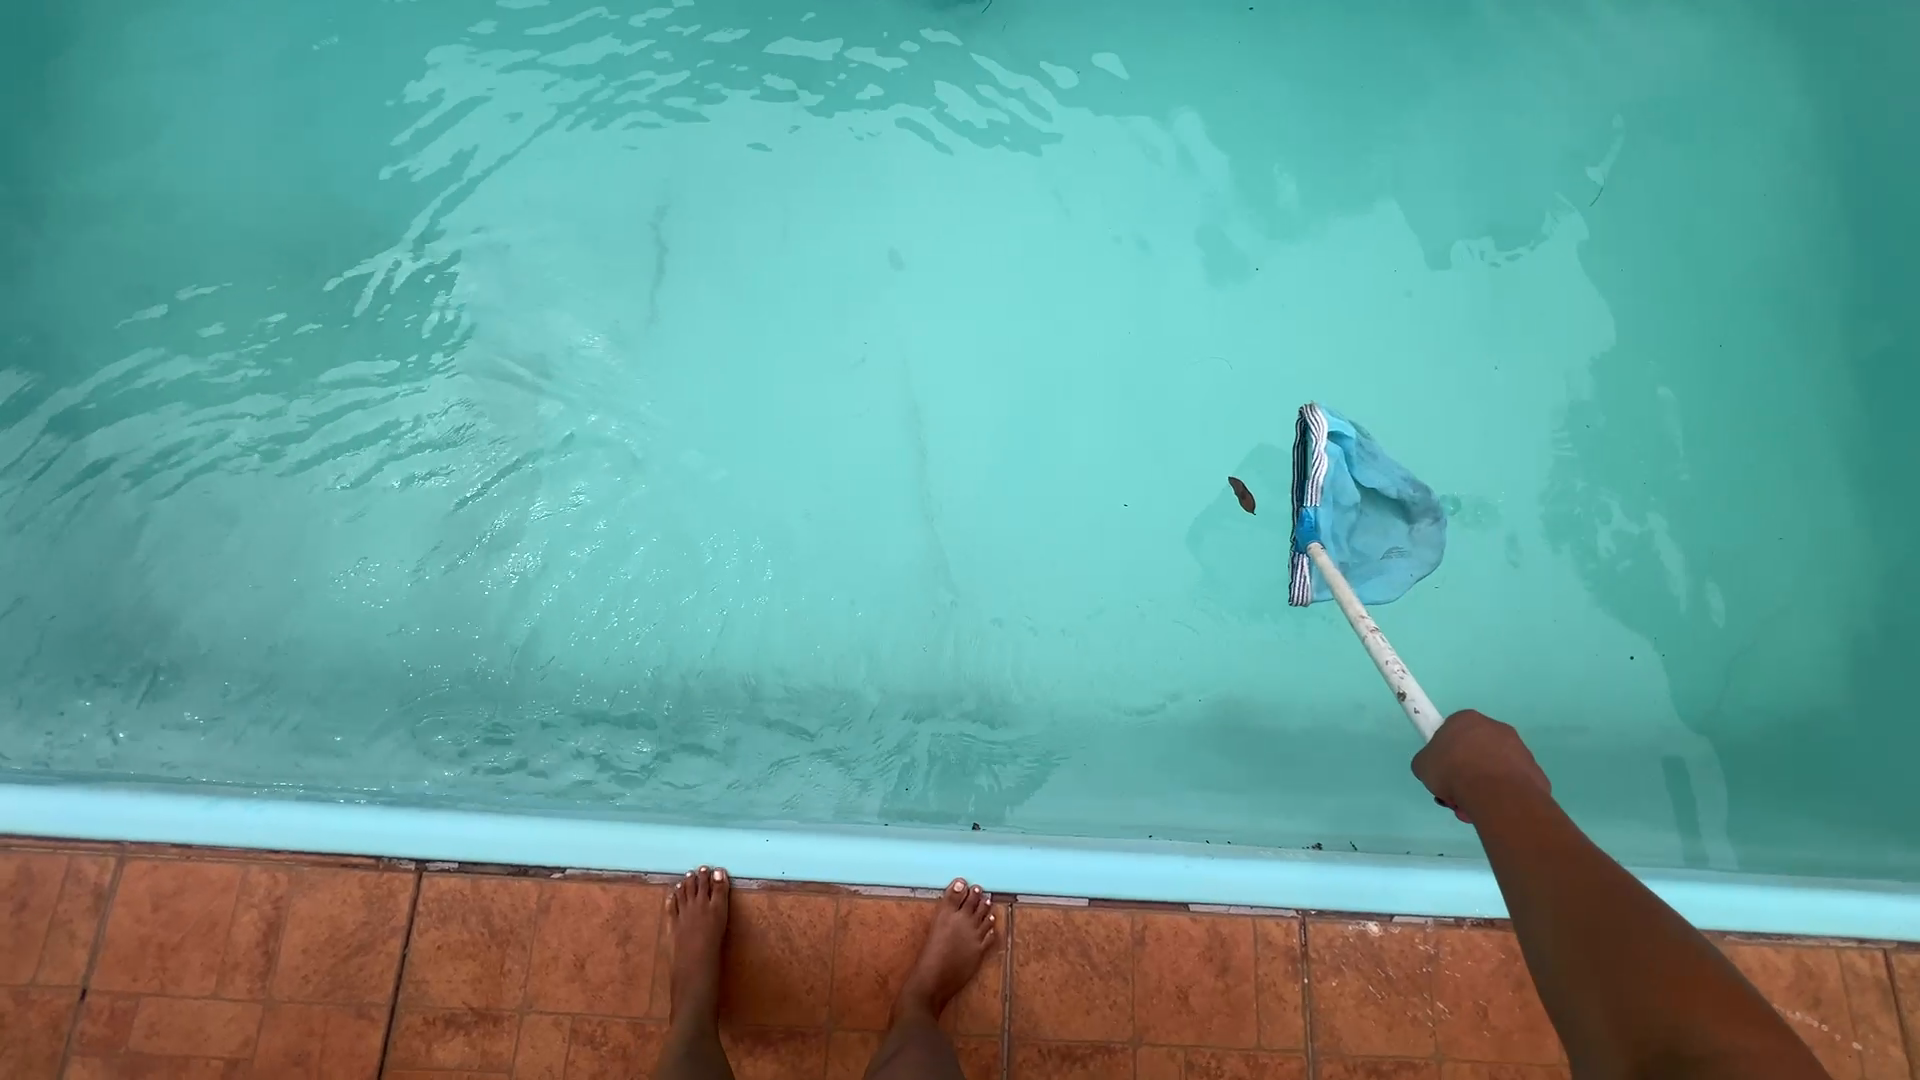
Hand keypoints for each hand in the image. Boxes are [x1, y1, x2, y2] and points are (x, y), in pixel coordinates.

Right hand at [1412, 709, 1550, 823]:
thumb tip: (1438, 769)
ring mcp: (1521, 750)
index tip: (1442, 766)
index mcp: (1467, 719)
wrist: (1496, 794)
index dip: (1445, 750)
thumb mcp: (1422, 765)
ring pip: (1494, 767)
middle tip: (1454, 789)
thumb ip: (1429, 761)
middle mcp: (1496, 728)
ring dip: (1483, 784)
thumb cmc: (1453, 771)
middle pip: (1476, 748)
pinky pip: (1513, 782)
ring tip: (1472, 804)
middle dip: (1465, 769)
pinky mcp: (1536, 772)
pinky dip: (1503, 794)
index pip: (1452, 730)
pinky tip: (1492, 807)